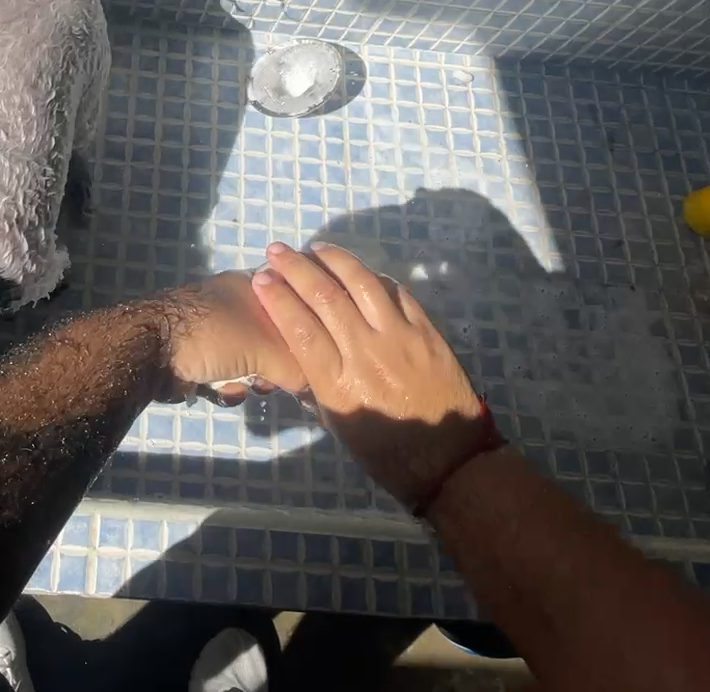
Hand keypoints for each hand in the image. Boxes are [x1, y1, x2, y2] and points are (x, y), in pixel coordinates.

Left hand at [161, 272, 307, 401]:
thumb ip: (297, 367)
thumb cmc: (213, 334)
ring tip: (251, 386)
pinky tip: (224, 391)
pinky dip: (228, 385)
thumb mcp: (265, 349)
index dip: (307, 328)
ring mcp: (214, 329)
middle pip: (274, 337)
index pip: (294, 302)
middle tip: (278, 378)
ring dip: (252, 378)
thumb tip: (316, 387)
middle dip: (278, 363)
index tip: (316, 354)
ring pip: (250, 359)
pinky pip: (226, 374)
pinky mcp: (198, 355)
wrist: (152, 348)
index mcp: (253, 286)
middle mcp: (235, 303)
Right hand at [250, 241, 499, 512]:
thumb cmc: (382, 450)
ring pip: (362, 283)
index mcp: (338, 384)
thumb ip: (314, 378)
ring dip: (334, 259)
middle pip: (325, 297)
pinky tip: (358, 270)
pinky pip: (396, 292)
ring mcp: (400, 338)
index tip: (260, 277)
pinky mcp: (427, 332)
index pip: (300, 328)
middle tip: (277, 251)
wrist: (449, 461)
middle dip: (296, 268)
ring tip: (316, 248)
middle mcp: (366, 354)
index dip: (277, 297)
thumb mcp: (335, 421)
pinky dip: (372, 276)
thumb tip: (294, 343)